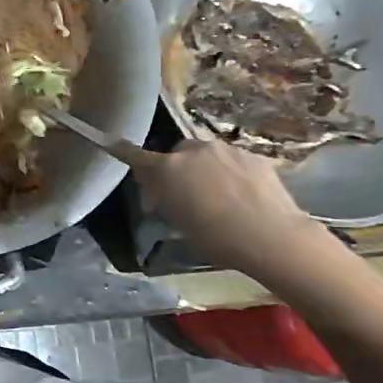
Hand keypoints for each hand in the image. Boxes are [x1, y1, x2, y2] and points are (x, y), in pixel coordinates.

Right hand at [132, 140, 338, 276]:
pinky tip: (243, 197)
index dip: (122, 151)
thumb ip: (167, 198)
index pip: (137, 156)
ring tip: (219, 199)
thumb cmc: (216, 238)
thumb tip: (162, 190)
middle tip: (185, 196)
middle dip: (177, 168)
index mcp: (168, 170)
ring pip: (207, 155)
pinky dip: (231, 174)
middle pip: (177, 154)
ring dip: (205, 170)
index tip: (111, 143)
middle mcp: (194, 151)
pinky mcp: (253, 154)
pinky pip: (232, 161)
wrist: (271, 236)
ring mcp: (226, 149)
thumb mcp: (180, 222)